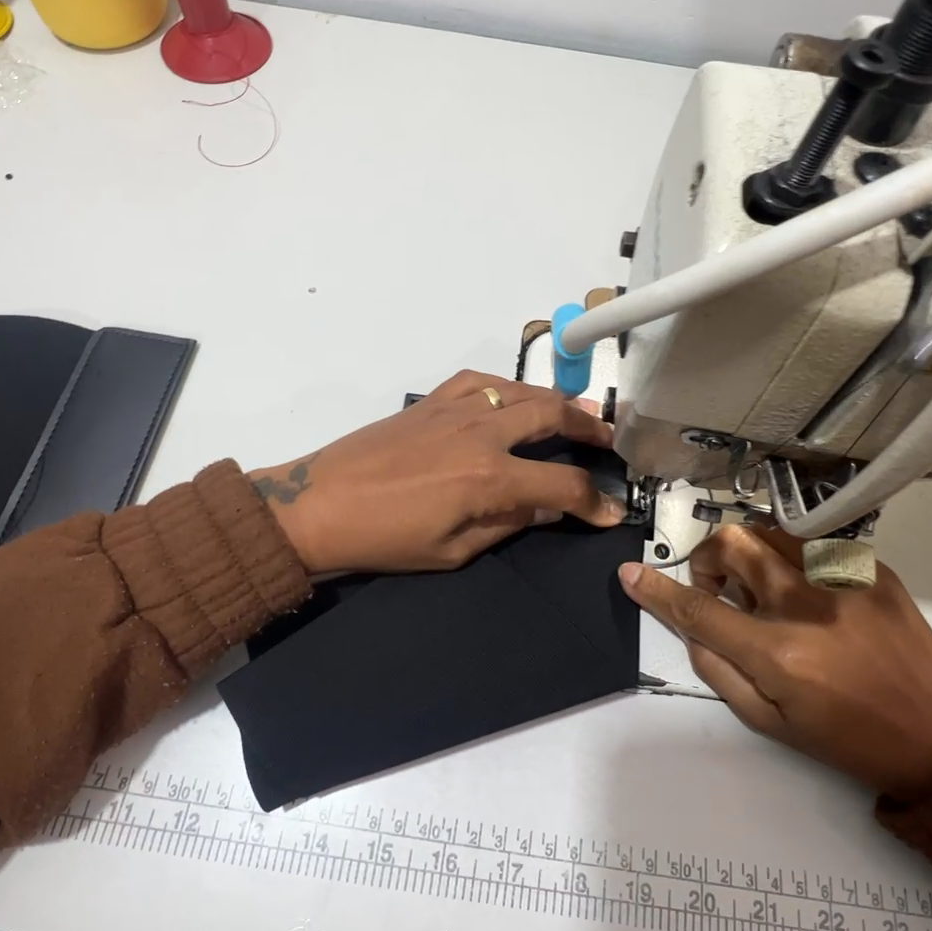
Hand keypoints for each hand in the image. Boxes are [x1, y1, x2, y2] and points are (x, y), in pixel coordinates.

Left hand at [250, 371, 624, 574]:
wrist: (320, 505)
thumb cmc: (386, 539)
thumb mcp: (453, 550)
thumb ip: (507, 522)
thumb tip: (546, 507)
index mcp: (490, 478)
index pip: (563, 484)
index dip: (594, 500)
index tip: (611, 510)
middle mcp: (482, 433)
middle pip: (553, 416)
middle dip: (589, 428)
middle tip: (608, 440)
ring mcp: (456, 409)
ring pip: (522, 391)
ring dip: (556, 401)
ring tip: (575, 413)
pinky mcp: (433, 401)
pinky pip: (481, 381)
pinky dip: (508, 387)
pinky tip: (514, 398)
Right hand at [618, 527, 931, 800]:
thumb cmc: (846, 738)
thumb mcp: (770, 722)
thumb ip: (718, 671)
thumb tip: (690, 626)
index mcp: (779, 654)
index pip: (699, 610)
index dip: (658, 591)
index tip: (631, 574)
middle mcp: (808, 605)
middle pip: (733, 544)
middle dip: (709, 560)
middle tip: (720, 589)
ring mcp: (845, 579)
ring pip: (770, 530)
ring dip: (749, 553)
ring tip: (765, 588)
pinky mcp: (873, 568)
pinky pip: (814, 542)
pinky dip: (793, 559)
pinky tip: (809, 591)